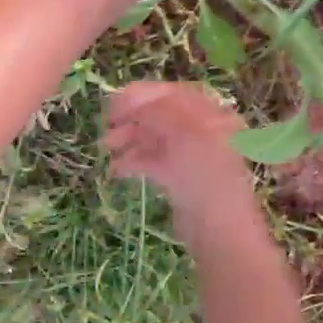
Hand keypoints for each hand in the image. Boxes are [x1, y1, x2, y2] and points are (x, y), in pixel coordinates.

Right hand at [102, 82, 256, 225]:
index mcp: (211, 116)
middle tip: (106, 124)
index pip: (174, 94)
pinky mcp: (178, 178)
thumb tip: (130, 99)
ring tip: (105, 147)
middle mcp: (202, 131)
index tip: (115, 101)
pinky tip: (117, 168)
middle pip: (161, 115)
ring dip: (128, 138)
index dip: (144, 94)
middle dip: (132, 118)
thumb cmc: (204, 176)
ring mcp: (189, 156)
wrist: (217, 229)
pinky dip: (133, 160)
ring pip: (153, 137)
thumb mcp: (183, 134)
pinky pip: (152, 160)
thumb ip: (157, 112)